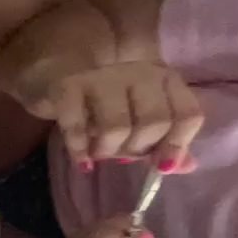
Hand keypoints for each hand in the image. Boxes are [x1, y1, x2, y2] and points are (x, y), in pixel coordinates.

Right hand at [9, 60, 201, 170]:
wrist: (50, 69)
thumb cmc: (101, 96)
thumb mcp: (137, 110)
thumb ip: (162, 136)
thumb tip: (185, 167)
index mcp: (164, 79)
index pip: (186, 114)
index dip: (178, 144)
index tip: (160, 166)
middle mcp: (139, 73)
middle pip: (154, 122)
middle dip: (137, 148)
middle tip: (120, 157)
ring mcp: (101, 78)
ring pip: (117, 126)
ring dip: (108, 149)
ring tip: (98, 155)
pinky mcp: (66, 86)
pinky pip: (76, 126)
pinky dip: (79, 148)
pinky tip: (81, 161)